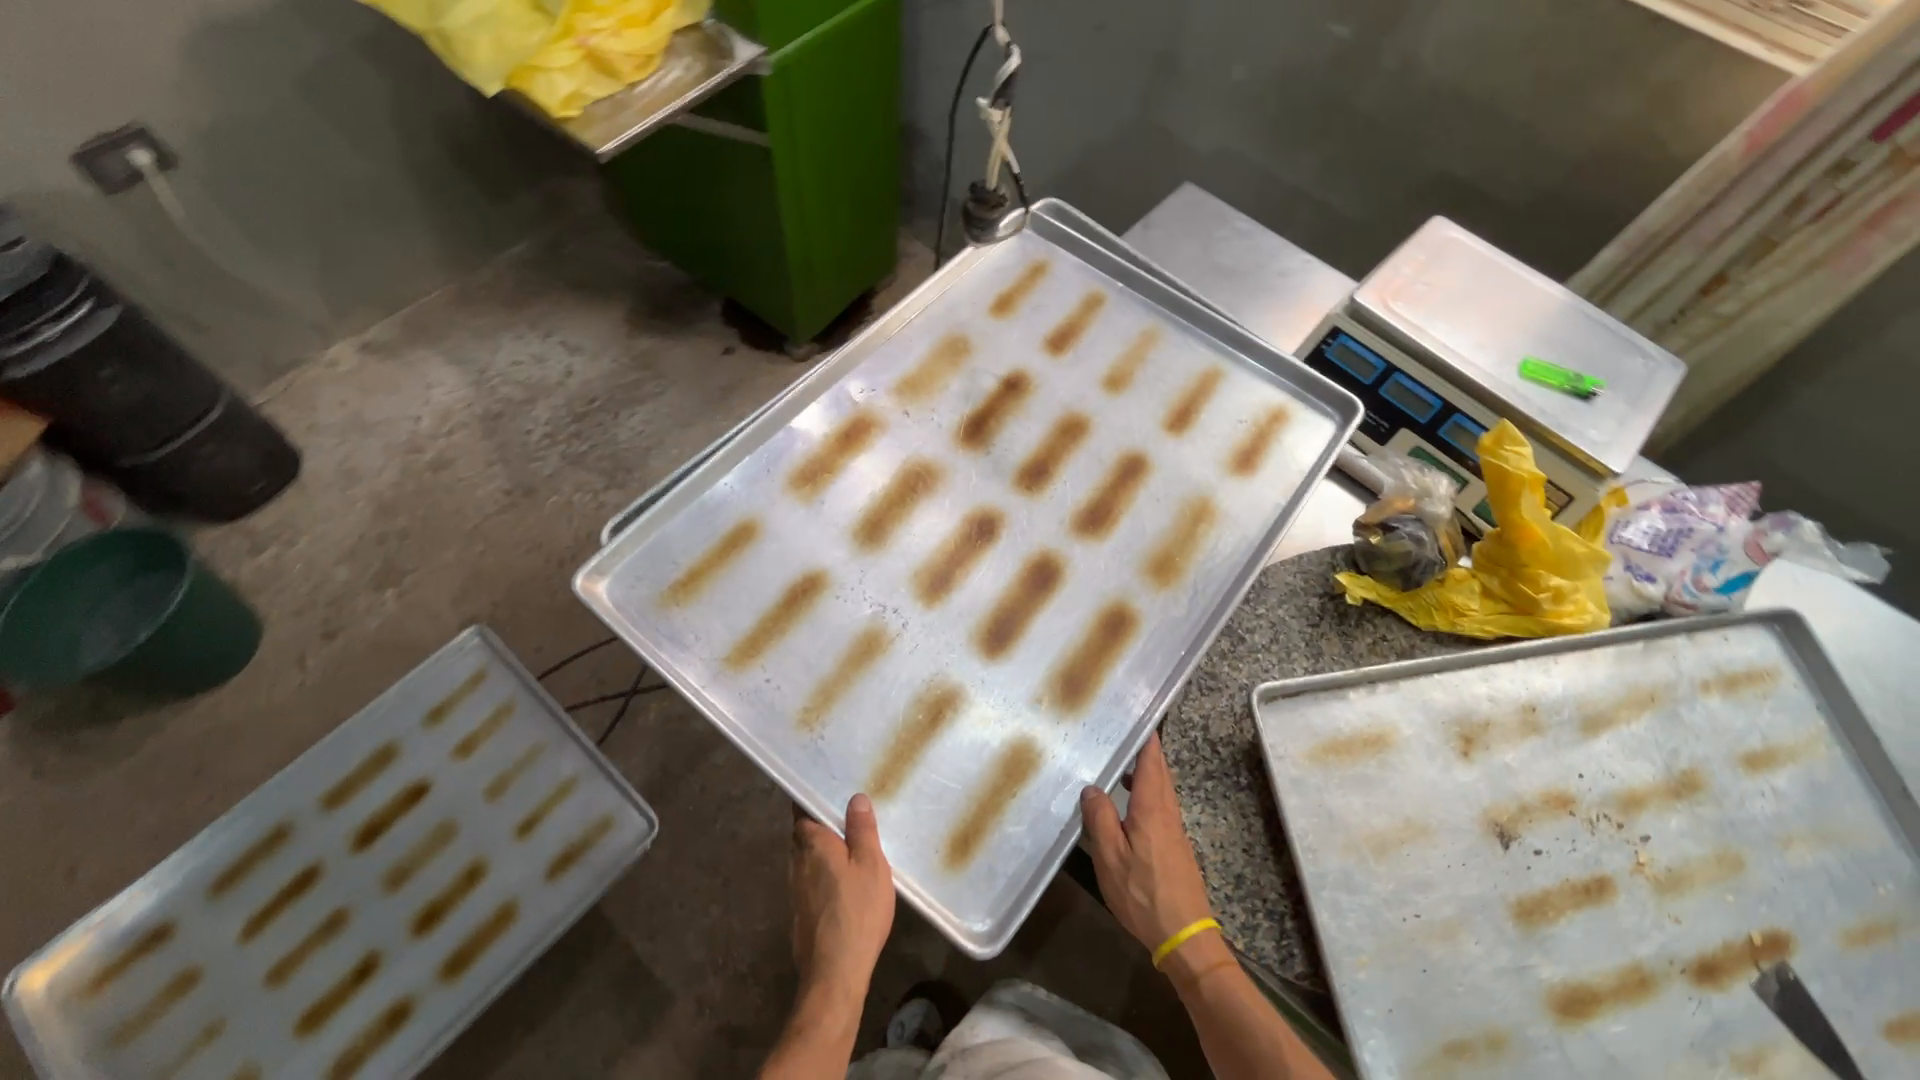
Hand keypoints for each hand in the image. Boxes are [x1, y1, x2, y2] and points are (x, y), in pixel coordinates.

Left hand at [790, 793, 894, 1002]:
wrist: (835, 970)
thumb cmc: (857, 909)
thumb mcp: (871, 864)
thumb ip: (862, 830)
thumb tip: (855, 799)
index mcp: (812, 843)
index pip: (801, 812)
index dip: (808, 800)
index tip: (821, 790)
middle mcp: (797, 862)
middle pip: (802, 835)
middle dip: (818, 826)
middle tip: (843, 817)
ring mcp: (795, 890)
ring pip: (805, 860)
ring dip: (820, 852)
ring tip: (846, 847)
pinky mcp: (800, 913)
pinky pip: (809, 882)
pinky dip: (822, 875)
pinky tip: (841, 883)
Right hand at [1080, 733, 1214, 957]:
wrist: (1184, 935)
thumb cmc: (1143, 894)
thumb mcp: (1111, 857)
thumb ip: (1101, 818)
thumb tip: (1092, 787)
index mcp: (1153, 809)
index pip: (1152, 762)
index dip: (1147, 738)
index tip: (1136, 716)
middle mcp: (1168, 814)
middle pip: (1160, 774)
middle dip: (1146, 752)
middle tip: (1123, 735)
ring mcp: (1175, 832)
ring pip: (1162, 792)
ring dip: (1145, 774)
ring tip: (1121, 768)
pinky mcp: (1176, 848)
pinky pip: (1161, 809)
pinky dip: (1147, 795)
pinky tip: (1129, 808)